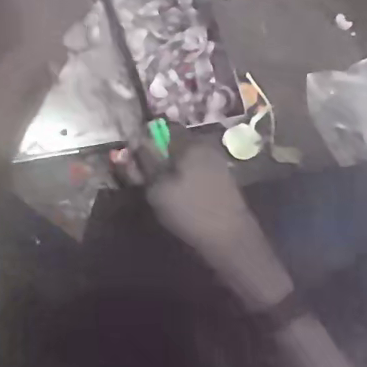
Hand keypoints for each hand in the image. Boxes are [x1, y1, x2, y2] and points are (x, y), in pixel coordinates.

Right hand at [139, 138, 264, 264]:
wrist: (230, 239)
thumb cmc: (189, 210)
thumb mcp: (157, 188)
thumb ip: (144, 163)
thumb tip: (136, 142)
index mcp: (191, 142)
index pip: (164, 127)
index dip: (148, 139)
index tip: (137, 157)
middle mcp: (207, 146)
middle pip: (176, 143)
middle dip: (160, 156)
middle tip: (146, 176)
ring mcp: (218, 162)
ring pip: (187, 158)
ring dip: (173, 169)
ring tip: (162, 190)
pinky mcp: (224, 179)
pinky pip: (198, 171)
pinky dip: (187, 178)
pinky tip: (181, 197)